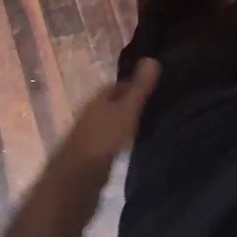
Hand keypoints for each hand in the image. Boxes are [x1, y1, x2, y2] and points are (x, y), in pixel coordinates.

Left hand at [58, 59, 160, 173]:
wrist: (79, 177)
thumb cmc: (104, 138)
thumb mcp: (127, 110)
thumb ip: (140, 88)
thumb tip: (153, 59)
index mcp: (99, 97)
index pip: (121, 85)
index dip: (138, 85)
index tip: (157, 89)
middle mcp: (92, 110)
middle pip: (116, 102)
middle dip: (133, 103)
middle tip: (157, 107)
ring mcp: (90, 132)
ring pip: (113, 120)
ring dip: (128, 122)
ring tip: (151, 125)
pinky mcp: (92, 152)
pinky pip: (112, 138)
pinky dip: (123, 138)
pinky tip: (135, 145)